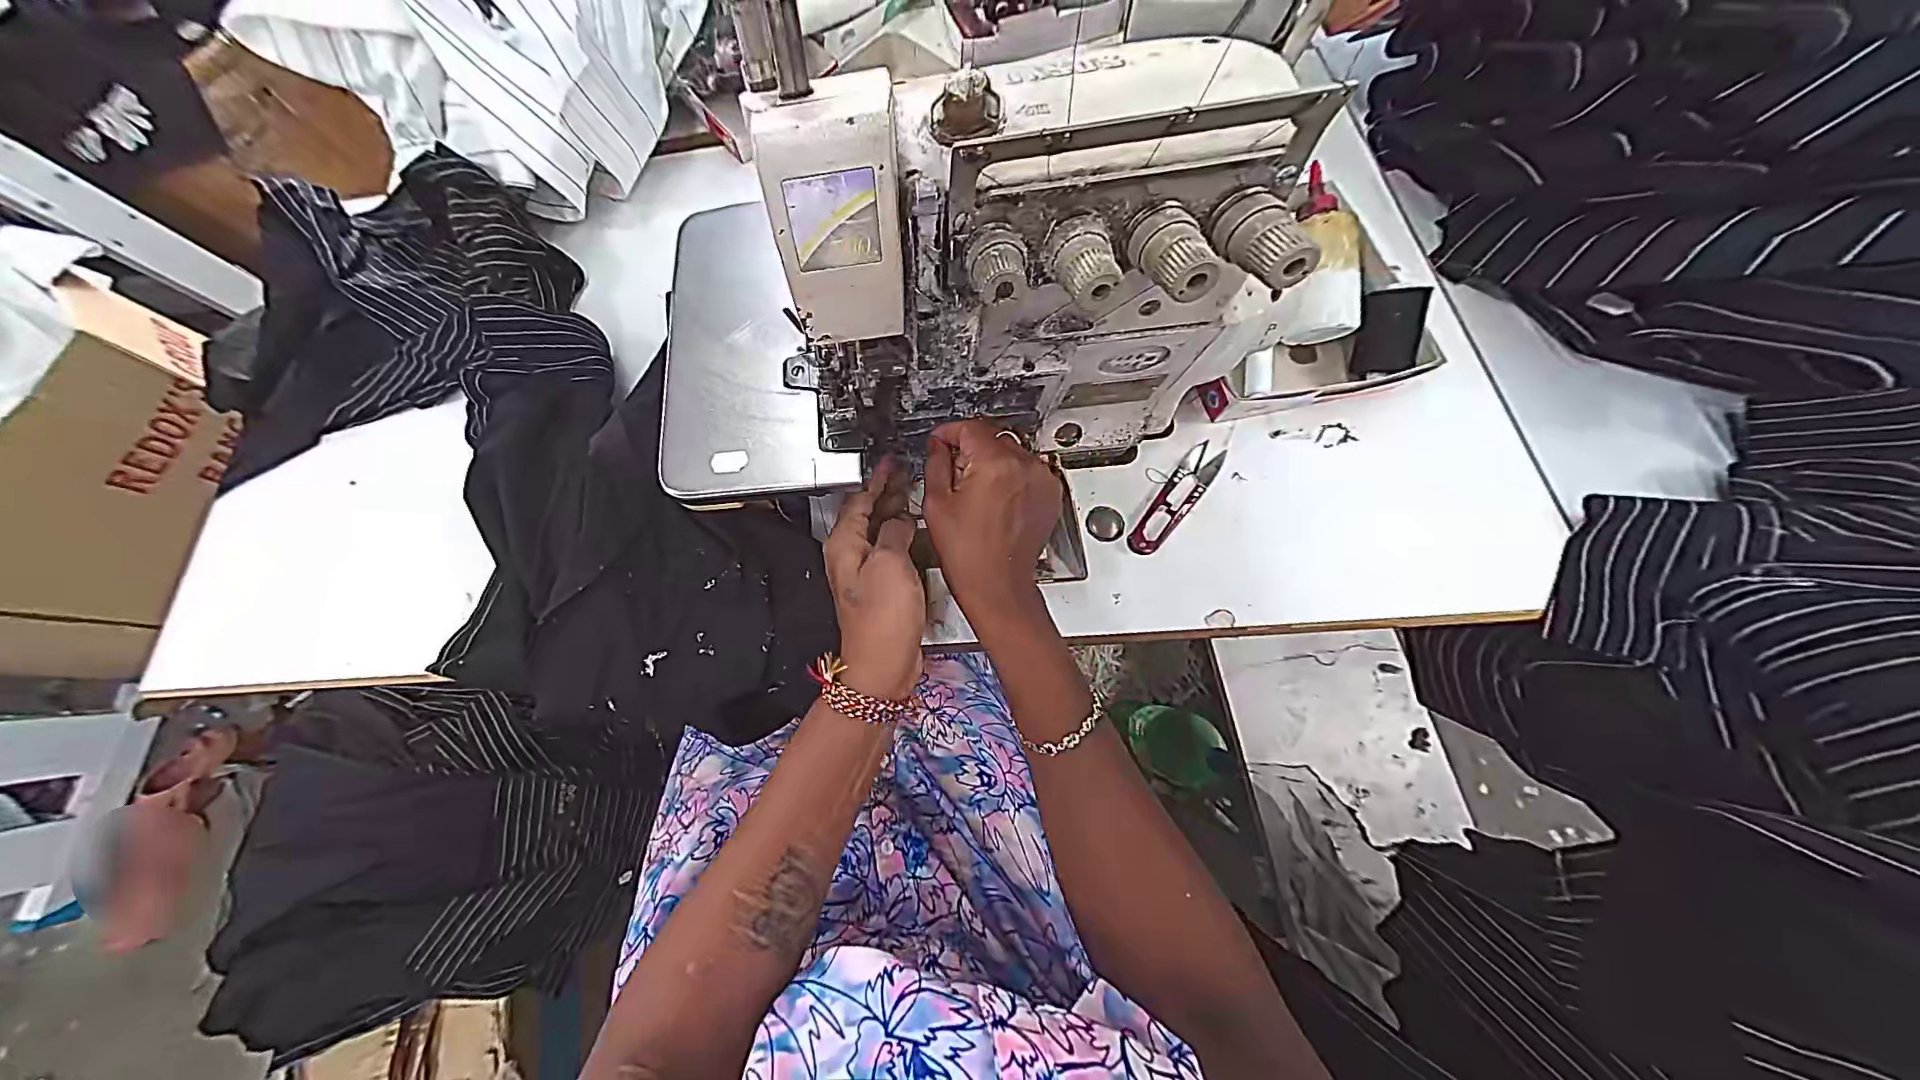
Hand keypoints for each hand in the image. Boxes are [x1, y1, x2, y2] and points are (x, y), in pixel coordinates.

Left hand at [824, 461, 925, 699]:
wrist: (883, 664)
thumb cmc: (881, 619)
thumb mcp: (890, 564)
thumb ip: (894, 532)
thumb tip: (901, 520)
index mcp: (845, 546)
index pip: (860, 500)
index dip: (877, 479)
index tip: (888, 463)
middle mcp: (851, 557)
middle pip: (868, 513)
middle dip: (888, 492)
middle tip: (905, 474)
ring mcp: (866, 574)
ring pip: (881, 531)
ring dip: (897, 513)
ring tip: (913, 496)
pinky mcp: (882, 589)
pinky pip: (892, 552)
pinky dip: (904, 537)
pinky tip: (917, 533)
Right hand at [923, 420, 1063, 627]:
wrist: (999, 584)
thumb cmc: (970, 555)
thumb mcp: (937, 504)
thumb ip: (935, 464)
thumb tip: (938, 447)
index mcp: (994, 465)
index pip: (970, 428)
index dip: (949, 431)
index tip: (941, 438)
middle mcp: (1024, 466)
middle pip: (992, 438)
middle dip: (971, 449)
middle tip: (954, 470)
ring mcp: (1041, 480)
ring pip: (1011, 453)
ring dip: (993, 463)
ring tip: (976, 492)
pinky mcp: (1049, 494)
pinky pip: (1027, 471)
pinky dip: (1012, 477)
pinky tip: (995, 501)